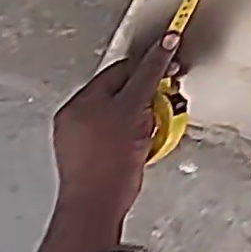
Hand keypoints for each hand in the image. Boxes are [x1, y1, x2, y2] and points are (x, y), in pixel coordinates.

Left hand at [50, 31, 180, 217]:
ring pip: (126, 111)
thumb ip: (152, 72)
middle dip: (150, 93)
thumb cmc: (108, 159)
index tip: (171, 67)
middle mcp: (78, 118)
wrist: (97, 208)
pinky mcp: (98, 156)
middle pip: (124, 89)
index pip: (122, 69)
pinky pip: (124, 131)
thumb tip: (165, 43)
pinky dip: (140, 131)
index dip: (149, 66)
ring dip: (148, 113)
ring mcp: (86, 139)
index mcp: (81, 102)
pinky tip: (148, 138)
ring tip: (157, 123)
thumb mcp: (135, 106)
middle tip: (167, 97)